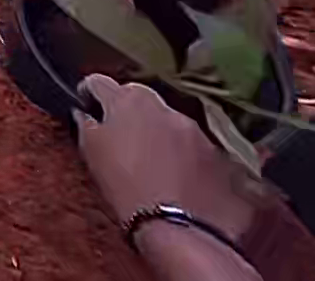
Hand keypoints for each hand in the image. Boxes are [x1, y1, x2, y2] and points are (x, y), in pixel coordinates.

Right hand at [74, 75, 259, 243]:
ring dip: (163, 136)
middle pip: (141, 100)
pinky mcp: (228, 165)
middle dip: (130, 112)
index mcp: (129, 99)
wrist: (181, 231)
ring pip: (173, 126)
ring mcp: (202, 137)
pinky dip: (189, 160)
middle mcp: (168, 110)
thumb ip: (86, 122)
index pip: (100, 82)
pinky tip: (182, 180)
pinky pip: (200, 153)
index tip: (86, 108)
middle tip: (122, 135)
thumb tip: (85, 114)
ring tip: (157, 162)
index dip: (89, 94)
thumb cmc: (125, 183)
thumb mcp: (90, 148)